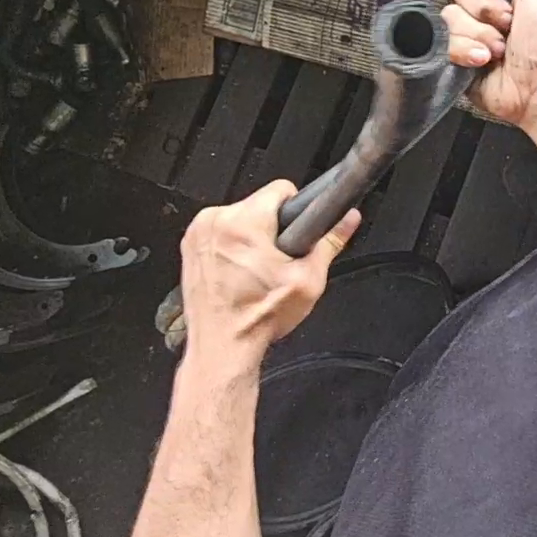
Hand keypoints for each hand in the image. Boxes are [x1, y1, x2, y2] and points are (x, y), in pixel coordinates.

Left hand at [175, 180, 359, 370]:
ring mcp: (198, 234)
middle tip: (277, 258)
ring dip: (251, 234)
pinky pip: (220, 230)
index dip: (297, 208)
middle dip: (273, 225)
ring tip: (256, 267)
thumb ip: (330, 241)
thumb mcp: (308, 279)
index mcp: (244, 223)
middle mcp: (215, 222)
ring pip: (240, 216)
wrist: (223, 347)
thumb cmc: (257, 319)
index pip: (280, 189)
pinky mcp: (189, 246)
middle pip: (259, 203)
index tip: (296, 230)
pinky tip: (238, 270)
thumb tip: (348, 219)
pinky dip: (230, 243)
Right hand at [444, 0, 536, 126]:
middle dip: (487, 8)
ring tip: (499, 47)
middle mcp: (486, 8)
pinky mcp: (457, 54)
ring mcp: (470, 31)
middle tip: (508, 23)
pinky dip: (465, 51)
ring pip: (450, 15)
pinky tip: (483, 60)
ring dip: (479, 33)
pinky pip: (443, 41)